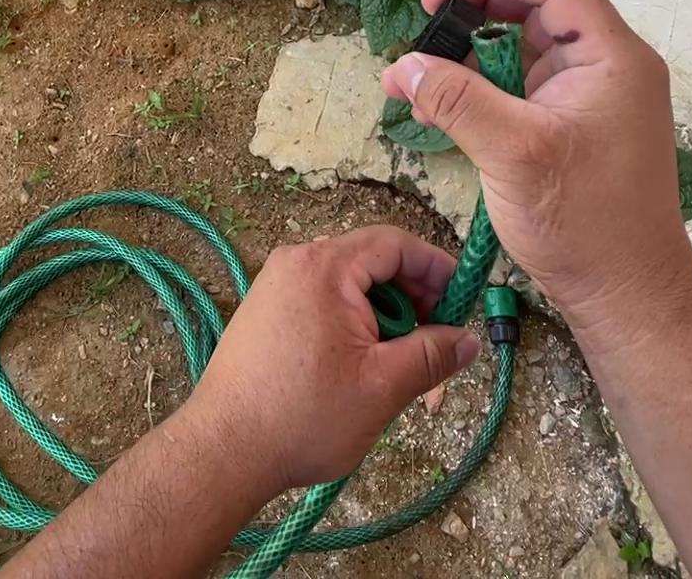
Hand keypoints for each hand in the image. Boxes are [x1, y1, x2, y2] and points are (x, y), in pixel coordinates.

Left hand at [177, 226, 479, 493]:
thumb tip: (468, 340)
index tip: (463, 298)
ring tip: (398, 362)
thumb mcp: (381, 386)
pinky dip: (352, 321)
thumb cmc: (302, 415)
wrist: (223, 448)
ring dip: (383, 314)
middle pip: (371, 260)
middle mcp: (297, 261)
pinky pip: (323, 299)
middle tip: (436, 339)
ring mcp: (276, 283)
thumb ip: (431, 355)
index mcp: (325, 266)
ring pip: (348, 284)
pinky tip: (360, 363)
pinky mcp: (266, 308)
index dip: (435, 267)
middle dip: (411, 296)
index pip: (394, 243)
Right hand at [379, 0, 691, 333]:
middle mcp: (602, 71)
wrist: (622, 293)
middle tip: (430, 6)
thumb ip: (457, 101)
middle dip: (481, 4)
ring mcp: (583, 101)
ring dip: (472, 48)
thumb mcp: (514, 153)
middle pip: (538, 13)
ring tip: (423, 51)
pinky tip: (437, 95)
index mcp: (612, 60)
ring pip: (522, 51)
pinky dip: (476, 85)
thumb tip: (404, 66)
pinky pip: (515, 88)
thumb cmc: (585, 221)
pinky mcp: (563, 129)